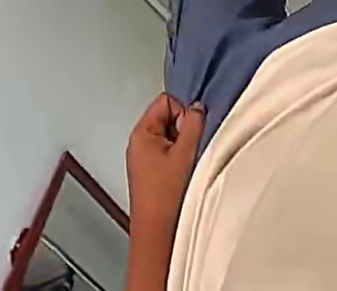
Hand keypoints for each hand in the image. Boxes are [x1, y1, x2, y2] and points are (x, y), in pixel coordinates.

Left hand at [126, 93, 205, 223]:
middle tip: (186, 152)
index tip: (188, 134)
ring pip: (169, 135)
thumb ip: (193, 124)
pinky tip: (181, 175)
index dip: (182, 113)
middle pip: (167, 116)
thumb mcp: (184, 153)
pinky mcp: (149, 171)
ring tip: (184, 166)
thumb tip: (197, 107)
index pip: (166, 101)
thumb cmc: (165, 196)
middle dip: (182, 130)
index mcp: (141, 132)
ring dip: (181, 146)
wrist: (157, 235)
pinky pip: (166, 151)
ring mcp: (143, 157)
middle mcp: (138, 141)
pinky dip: (177, 158)